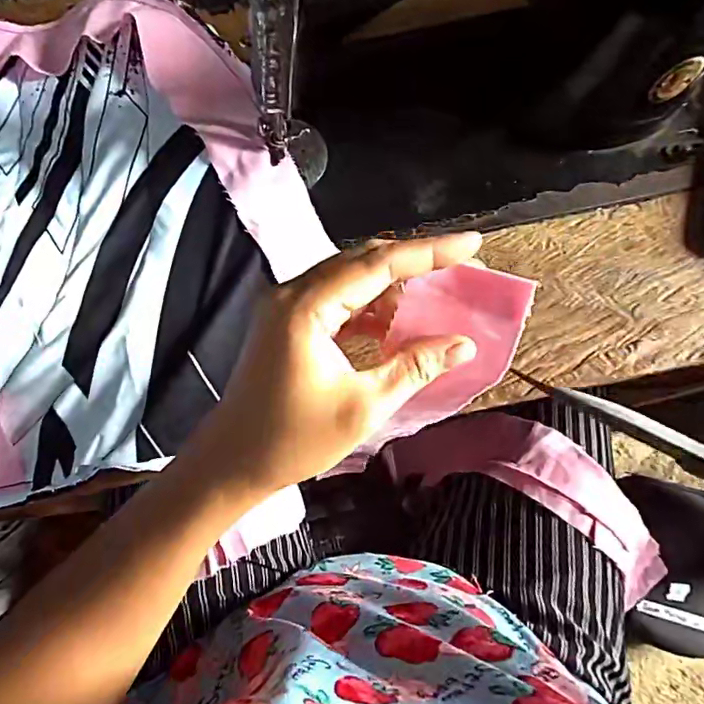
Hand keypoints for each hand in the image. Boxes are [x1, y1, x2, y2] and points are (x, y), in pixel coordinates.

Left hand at [178, 233, 483, 498]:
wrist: (233, 460)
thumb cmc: (292, 439)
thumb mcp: (364, 406)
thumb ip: (415, 367)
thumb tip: (462, 344)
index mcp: (304, 308)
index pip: (375, 264)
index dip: (428, 252)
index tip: (470, 243)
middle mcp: (289, 296)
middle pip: (359, 262)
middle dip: (412, 263)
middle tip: (460, 267)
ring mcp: (283, 308)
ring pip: (347, 279)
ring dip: (390, 286)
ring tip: (436, 296)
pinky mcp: (283, 324)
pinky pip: (333, 301)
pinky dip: (367, 307)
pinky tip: (395, 322)